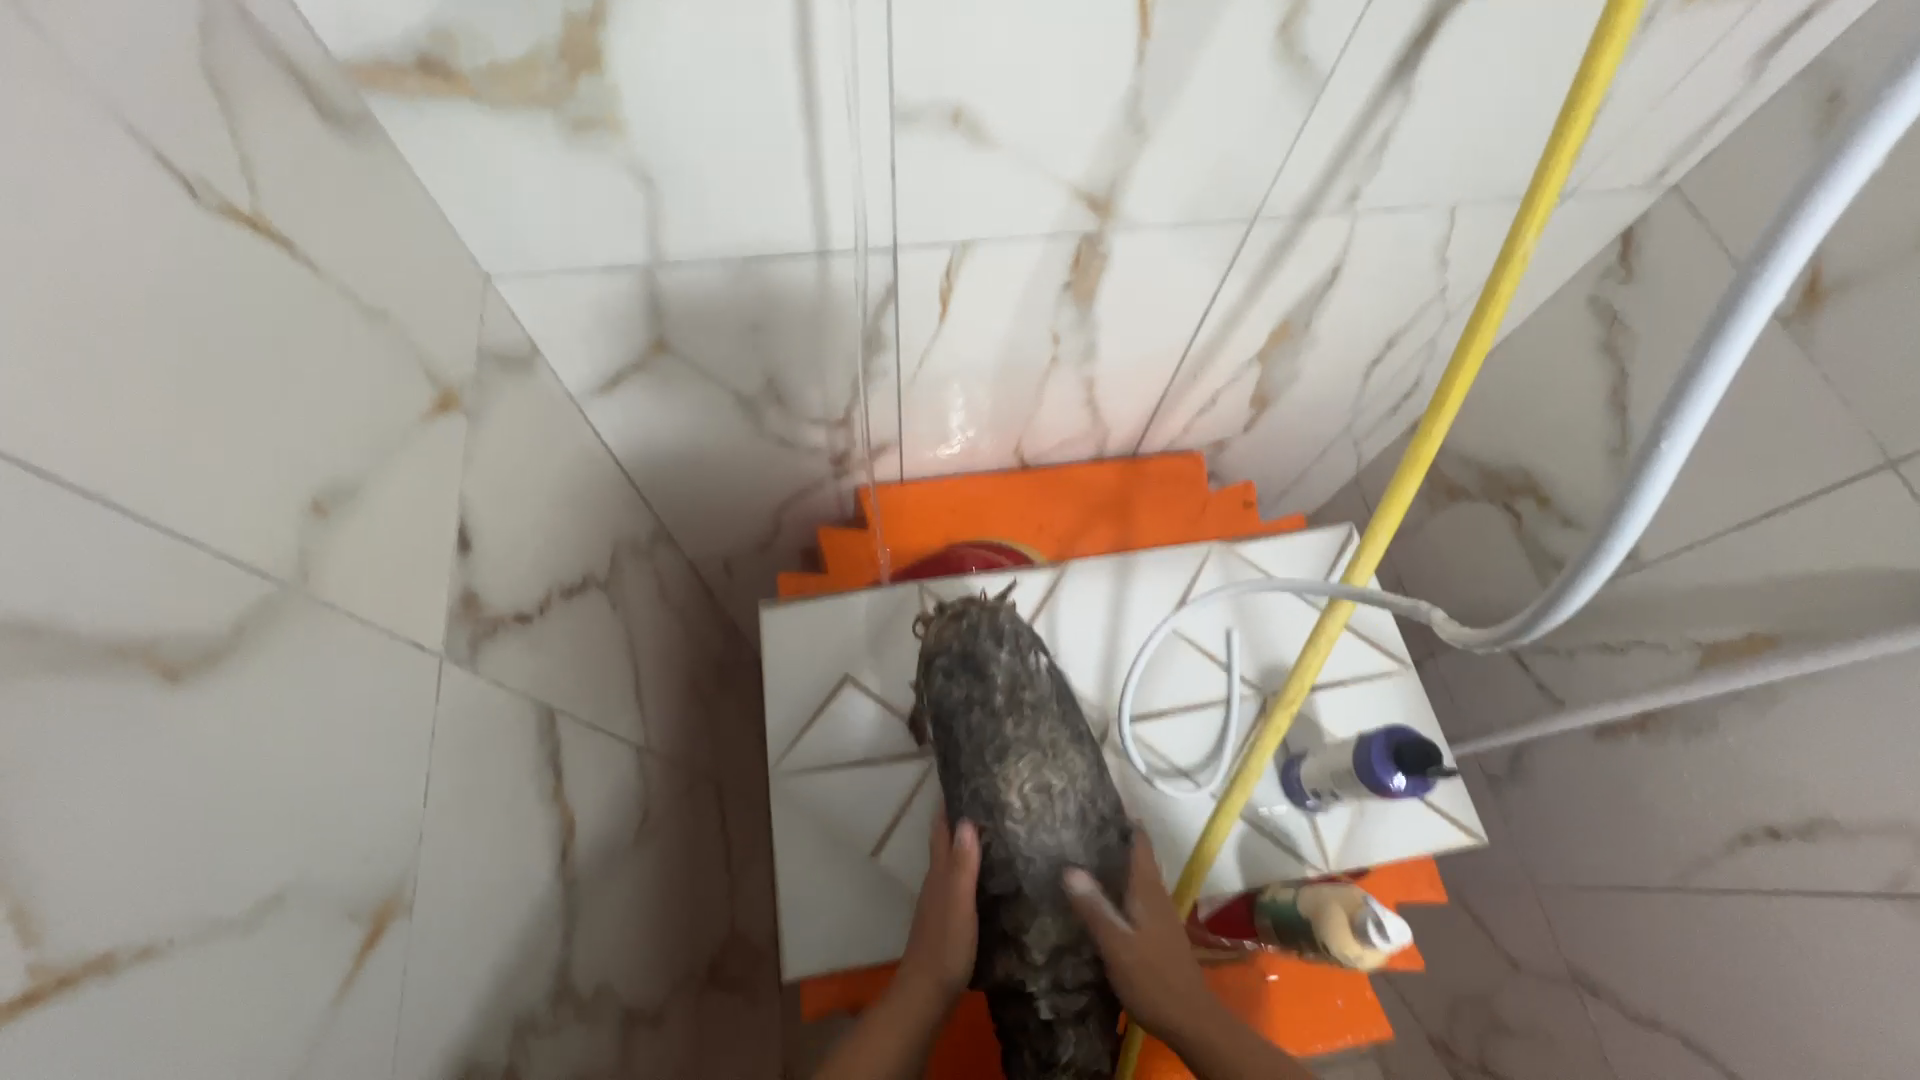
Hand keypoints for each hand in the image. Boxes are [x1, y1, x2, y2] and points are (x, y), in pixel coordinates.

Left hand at [895, 809, 981, 1003]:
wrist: (927, 994)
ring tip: (995, 831)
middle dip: (960, 820)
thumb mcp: (958, 903)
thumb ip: (961, 865)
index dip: (948, 805)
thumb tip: (965, 821)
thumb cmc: (945, 946)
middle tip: (989, 800)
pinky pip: (961, 883)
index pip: (941, 830)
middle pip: (946, 843)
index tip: (964, 779)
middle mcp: (936, 883)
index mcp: (938, 875)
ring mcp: (941, 903)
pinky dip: (972, 871)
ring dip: (967, 845)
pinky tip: (989, 877)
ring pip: (953, 863)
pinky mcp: (949, 921)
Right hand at [1063, 833, 1215, 1040]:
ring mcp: (1160, 914)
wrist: (1191, 1020)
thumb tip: (1069, 867)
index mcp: (1147, 891)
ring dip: (1117, 862)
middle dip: (1115, 838)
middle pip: (1138, 856)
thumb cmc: (1153, 980)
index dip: (1124, 821)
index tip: (1100, 802)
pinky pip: (1137, 895)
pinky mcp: (1158, 932)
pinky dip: (1120, 885)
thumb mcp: (1117, 945)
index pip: (1139, 843)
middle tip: (1082, 825)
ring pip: (1137, 876)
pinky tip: (1103, 895)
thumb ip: (1095, 908)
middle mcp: (1156, 895)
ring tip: (1085, 853)